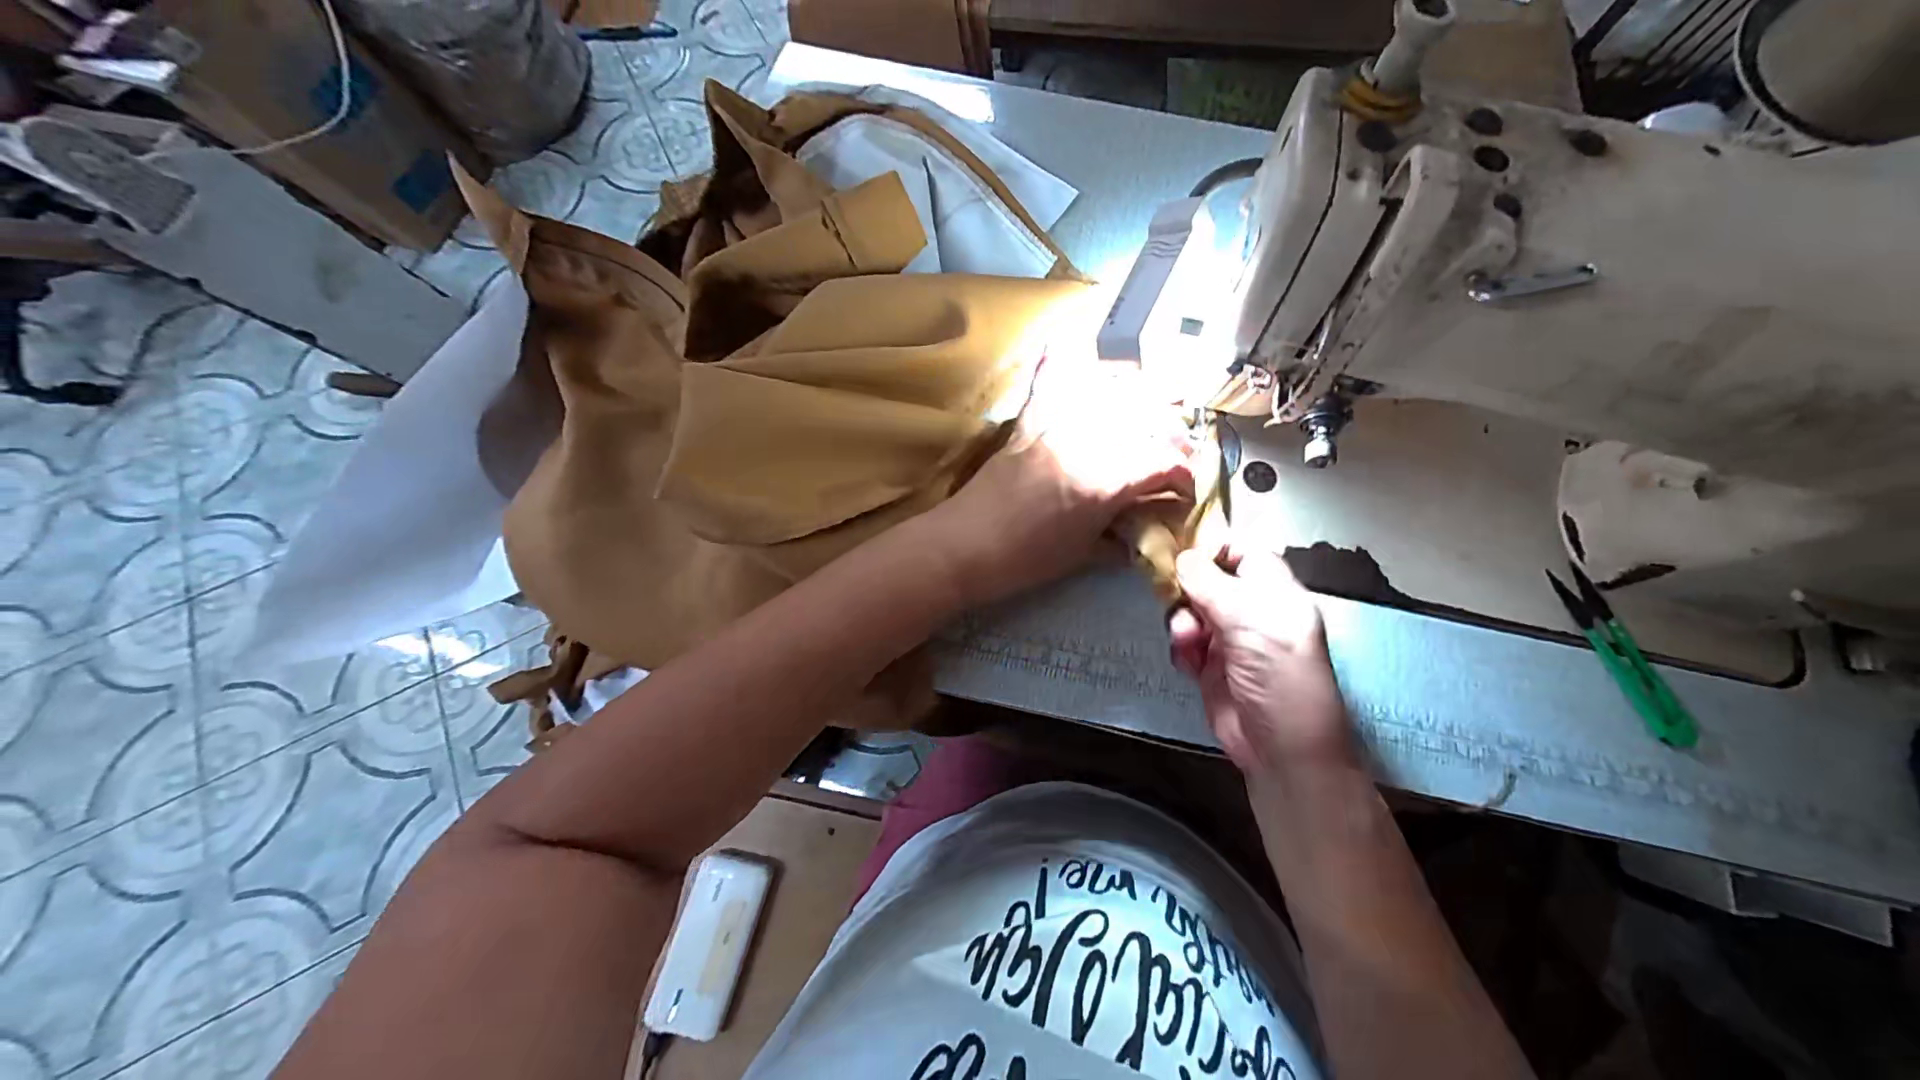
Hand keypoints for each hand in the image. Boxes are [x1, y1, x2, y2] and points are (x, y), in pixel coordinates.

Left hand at [928, 354, 1196, 606]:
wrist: (961, 547)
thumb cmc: (1023, 562)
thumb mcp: (1081, 555)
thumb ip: (1118, 536)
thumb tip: (1143, 533)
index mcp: (1103, 481)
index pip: (1161, 462)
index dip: (1183, 475)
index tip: (1186, 489)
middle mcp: (1084, 443)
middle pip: (1142, 422)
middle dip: (1169, 437)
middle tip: (1173, 454)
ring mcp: (1054, 428)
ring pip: (1108, 399)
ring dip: (1136, 403)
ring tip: (1146, 416)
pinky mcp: (1028, 425)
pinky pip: (1053, 386)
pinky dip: (1065, 364)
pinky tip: (1074, 347)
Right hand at [1169, 541, 1356, 777]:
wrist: (1280, 748)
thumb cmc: (1279, 677)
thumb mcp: (1251, 621)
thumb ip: (1212, 584)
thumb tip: (1183, 557)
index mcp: (1275, 593)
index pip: (1243, 553)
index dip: (1214, 549)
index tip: (1182, 554)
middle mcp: (1252, 611)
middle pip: (1207, 580)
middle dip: (1188, 590)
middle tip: (1178, 601)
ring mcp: (1229, 639)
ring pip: (1189, 610)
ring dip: (1182, 622)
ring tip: (1188, 643)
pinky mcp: (1209, 665)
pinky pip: (1183, 642)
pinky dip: (1181, 649)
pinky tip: (1189, 664)